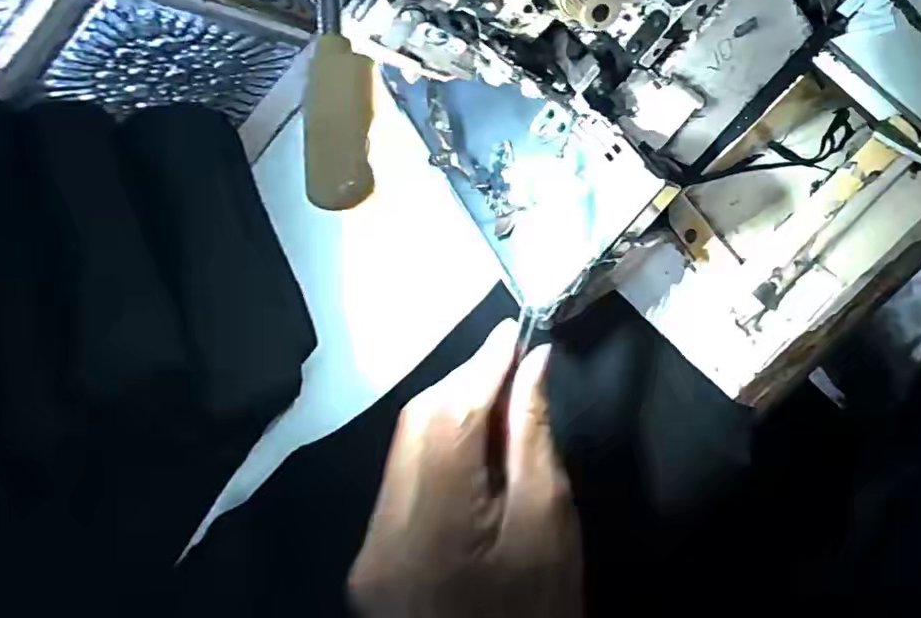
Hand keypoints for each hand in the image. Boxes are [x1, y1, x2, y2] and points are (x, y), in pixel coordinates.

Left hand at [349, 319, 581, 617]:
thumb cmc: (538, 607)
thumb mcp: (549, 519)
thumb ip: (535, 433)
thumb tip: (534, 361)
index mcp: (433, 528)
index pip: (451, 415)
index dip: (484, 363)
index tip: (516, 330)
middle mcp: (383, 533)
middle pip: (419, 421)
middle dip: (467, 380)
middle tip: (515, 364)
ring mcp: (371, 547)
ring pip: (408, 440)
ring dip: (455, 406)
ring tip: (502, 395)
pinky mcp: (374, 555)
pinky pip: (406, 471)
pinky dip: (442, 440)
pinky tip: (476, 438)